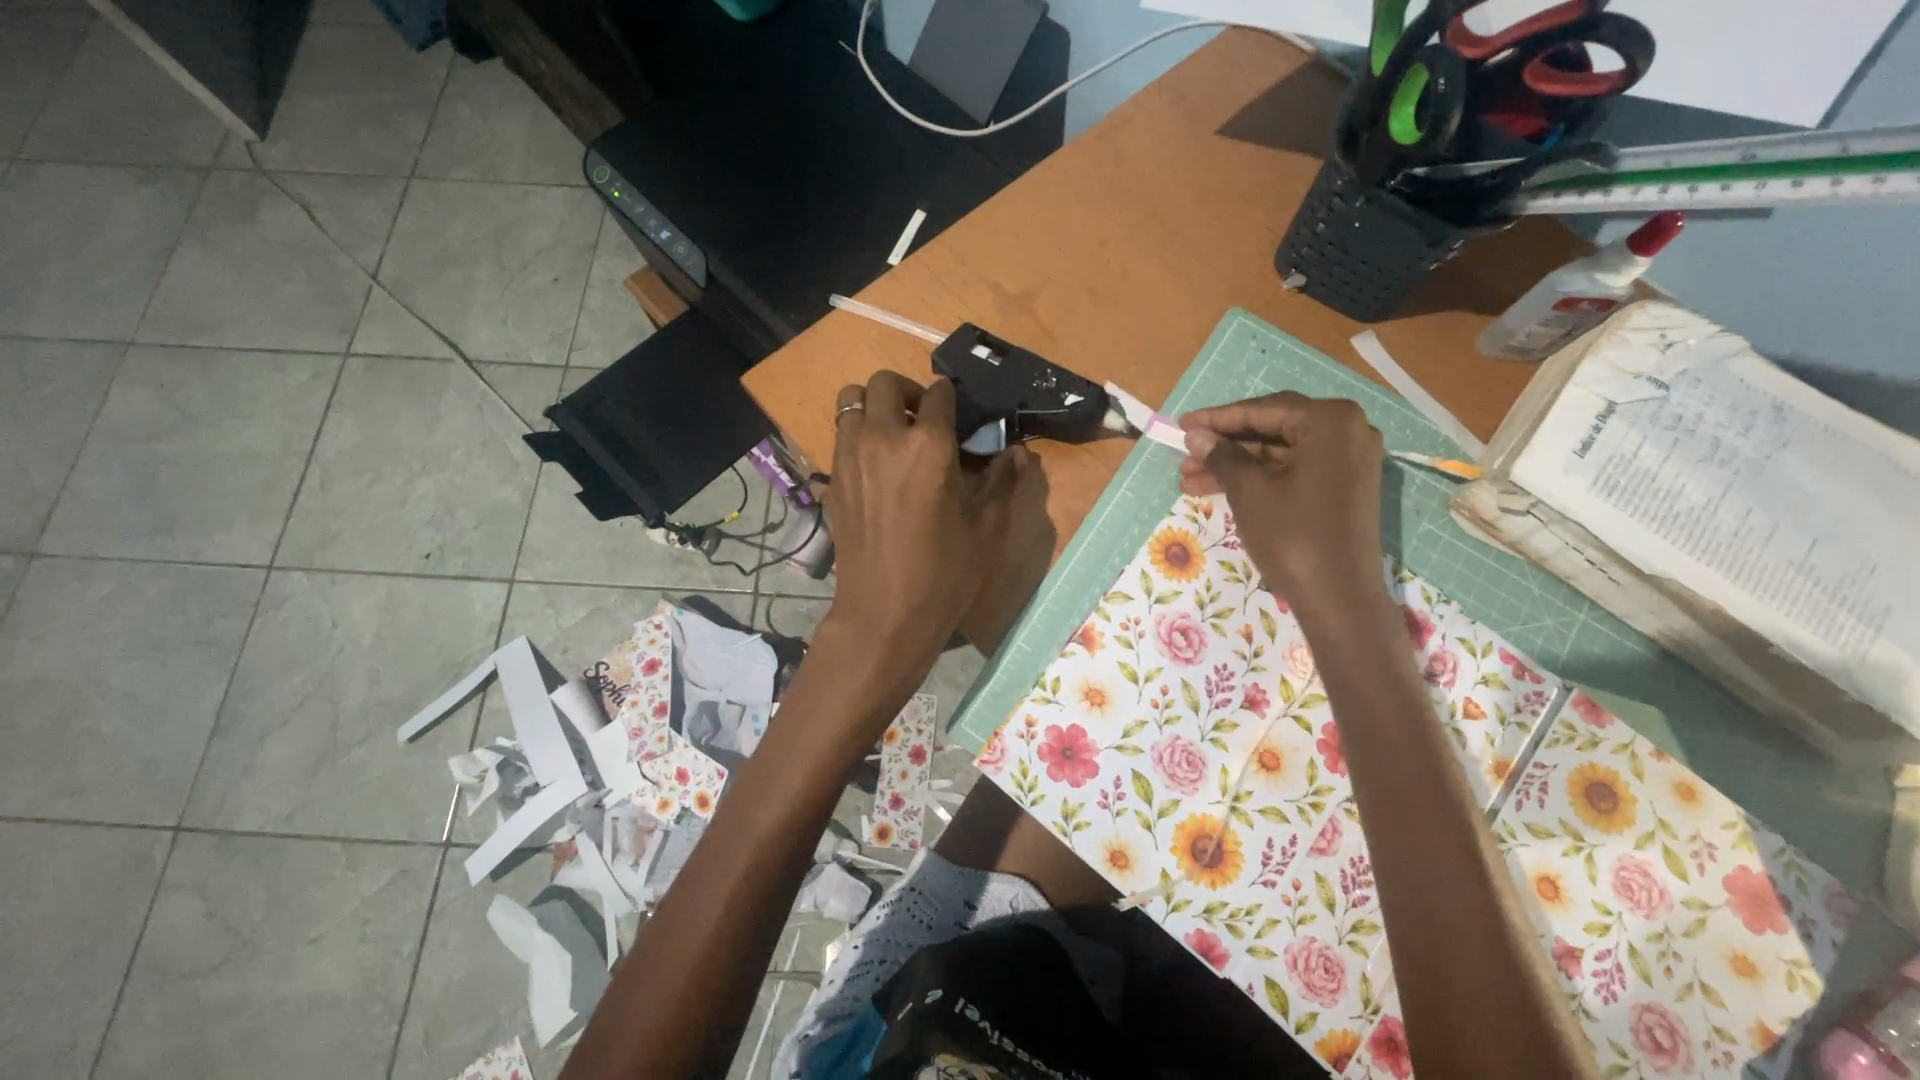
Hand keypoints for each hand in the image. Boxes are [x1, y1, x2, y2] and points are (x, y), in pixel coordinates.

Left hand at [821, 372, 1027, 693]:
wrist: (884, 613)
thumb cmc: (944, 573)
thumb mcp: (987, 528)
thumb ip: (1002, 481)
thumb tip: (1019, 453)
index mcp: (928, 446)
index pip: (938, 396)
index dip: (951, 400)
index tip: (958, 415)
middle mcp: (882, 439)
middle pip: (883, 383)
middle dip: (906, 391)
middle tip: (923, 418)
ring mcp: (849, 458)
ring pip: (851, 403)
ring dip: (873, 408)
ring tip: (893, 435)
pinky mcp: (832, 481)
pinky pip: (840, 438)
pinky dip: (857, 436)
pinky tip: (876, 468)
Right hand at [1178, 393, 1388, 619]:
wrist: (1339, 597)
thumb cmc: (1293, 535)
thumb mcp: (1249, 491)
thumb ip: (1222, 455)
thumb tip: (1197, 436)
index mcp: (1330, 420)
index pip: (1263, 410)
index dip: (1217, 419)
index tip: (1182, 426)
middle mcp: (1348, 430)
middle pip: (1273, 428)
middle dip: (1225, 444)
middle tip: (1185, 455)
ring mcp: (1350, 460)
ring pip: (1280, 452)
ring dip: (1236, 464)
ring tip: (1189, 480)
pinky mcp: (1345, 486)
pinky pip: (1295, 469)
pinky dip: (1260, 477)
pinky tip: (1221, 489)